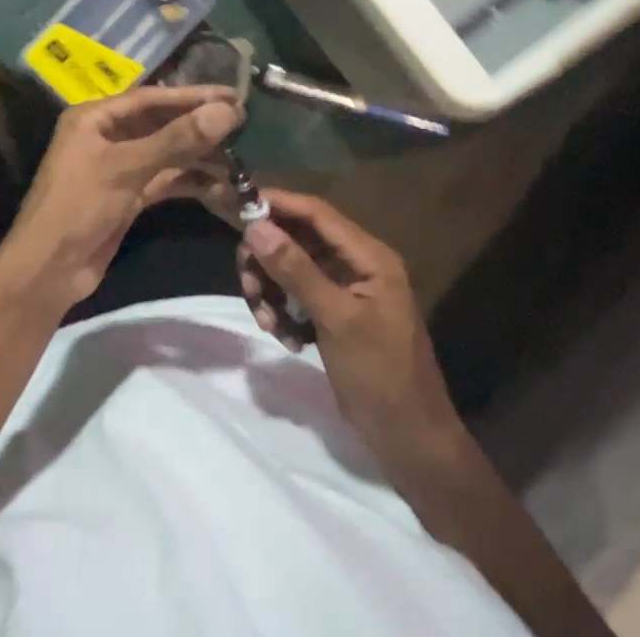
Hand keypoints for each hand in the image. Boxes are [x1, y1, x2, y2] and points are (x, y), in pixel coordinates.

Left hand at [0, 85, 242, 312]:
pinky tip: (222, 184)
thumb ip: (177, 139)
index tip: (234, 96)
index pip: (150, 98)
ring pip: (165, 155)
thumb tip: (227, 111)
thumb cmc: (79, 206)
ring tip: (242, 155)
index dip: (192, 96)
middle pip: (159, 124)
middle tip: (246, 123)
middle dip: (199, 125)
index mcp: (93, 119)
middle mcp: (104, 138)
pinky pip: (164, 181)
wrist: (50, 268)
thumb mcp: (126, 168)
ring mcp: (116, 169)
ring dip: (199, 155)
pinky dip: (190, 181)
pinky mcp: (127, 198)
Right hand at [238, 193, 466, 467]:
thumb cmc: (379, 373)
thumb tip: (256, 226)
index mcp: (369, 257)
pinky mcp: (332, 314)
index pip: (315, 213)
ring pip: (289, 269)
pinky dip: (282, 312)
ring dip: (270, 292)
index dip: (275, 204)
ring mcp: (344, 290)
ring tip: (271, 325)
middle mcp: (356, 265)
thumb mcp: (336, 319)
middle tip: (250, 289)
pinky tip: (287, 339)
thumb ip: (296, 270)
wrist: (406, 434)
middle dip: (266, 261)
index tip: (234, 206)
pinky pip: (293, 296)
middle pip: (295, 240)